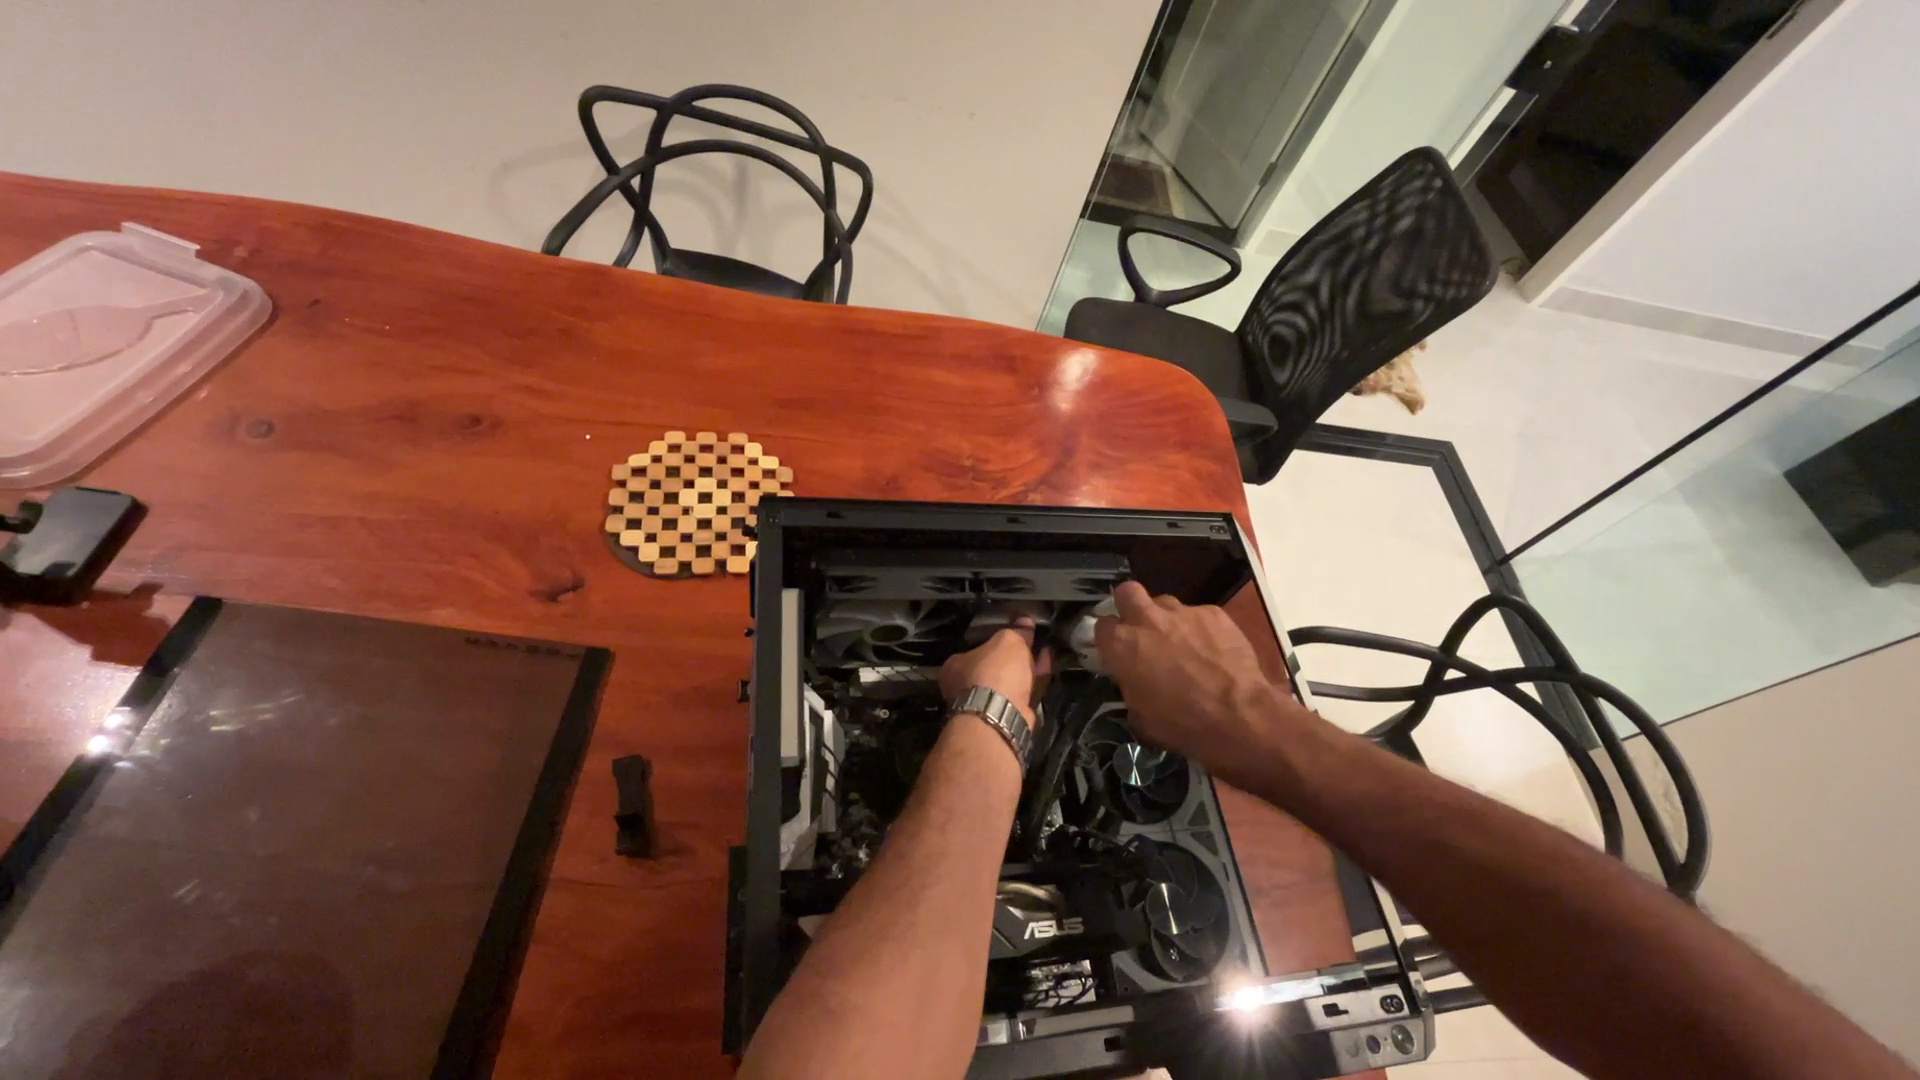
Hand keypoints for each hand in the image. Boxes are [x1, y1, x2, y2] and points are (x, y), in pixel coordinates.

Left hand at [939, 618, 1047, 731]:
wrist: (1001, 714)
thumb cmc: (994, 671)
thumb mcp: (1007, 641)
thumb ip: (1017, 631)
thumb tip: (1025, 622)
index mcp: (954, 667)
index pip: (974, 649)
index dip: (994, 640)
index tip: (1013, 635)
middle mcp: (963, 688)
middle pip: (993, 667)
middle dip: (1014, 656)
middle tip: (1032, 642)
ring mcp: (983, 705)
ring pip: (1009, 682)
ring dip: (1027, 667)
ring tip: (1044, 651)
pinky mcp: (1004, 717)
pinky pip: (1021, 693)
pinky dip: (1033, 681)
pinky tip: (1046, 666)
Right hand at [1094, 582, 1293, 767]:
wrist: (1237, 715)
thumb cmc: (1181, 723)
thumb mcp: (1139, 716)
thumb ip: (1129, 687)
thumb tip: (1134, 682)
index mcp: (1122, 644)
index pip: (1101, 625)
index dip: (1109, 637)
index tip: (1116, 649)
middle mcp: (1147, 619)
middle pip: (1127, 592)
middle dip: (1130, 605)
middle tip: (1140, 628)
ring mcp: (1182, 612)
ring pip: (1165, 603)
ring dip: (1166, 619)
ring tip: (1181, 641)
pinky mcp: (1214, 613)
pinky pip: (1199, 615)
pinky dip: (1200, 629)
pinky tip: (1212, 649)